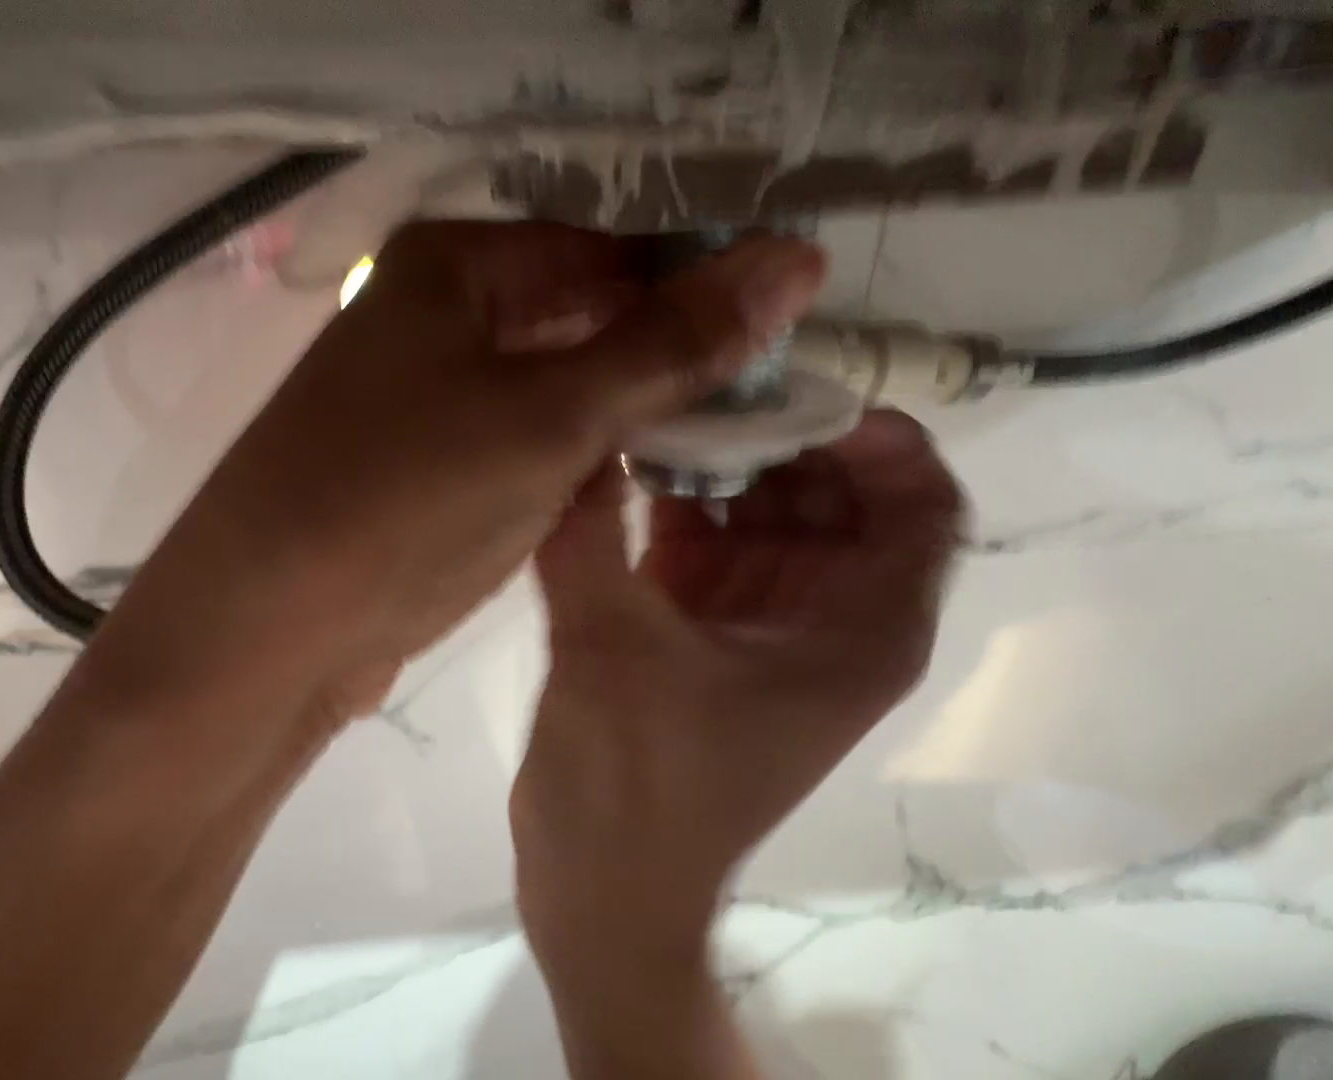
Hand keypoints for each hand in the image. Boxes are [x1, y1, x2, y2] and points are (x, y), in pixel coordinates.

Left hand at [100, 222, 826, 729]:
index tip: (791, 332)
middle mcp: (427, 317)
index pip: (607, 246)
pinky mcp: (421, 470)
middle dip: (666, 359)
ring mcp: (420, 397)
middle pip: (578, 317)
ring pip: (552, 387)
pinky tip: (641, 483)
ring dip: (627, 415)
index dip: (700, 284)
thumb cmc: (403, 501)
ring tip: (730, 445)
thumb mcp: (549, 416)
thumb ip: (669, 343)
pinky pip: (519, 444)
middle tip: (770, 403)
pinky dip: (577, 460)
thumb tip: (795, 259)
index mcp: (448, 266)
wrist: (267, 628)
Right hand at [510, 412, 964, 1075]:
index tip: (782, 390)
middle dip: (769, 431)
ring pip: (758, 506)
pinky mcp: (691, 622)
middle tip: (691, 380)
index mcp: (859, 628)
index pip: (920, 500)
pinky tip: (613, 460)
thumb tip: (566, 428)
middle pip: (830, 489)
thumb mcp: (613, 648)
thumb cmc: (638, 783)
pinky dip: (665, 498)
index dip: (870, 435)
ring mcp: (752, 615)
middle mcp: (820, 612)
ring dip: (710, 458)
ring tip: (645, 406)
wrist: (600, 885)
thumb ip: (589, 533)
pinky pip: (697, 534)